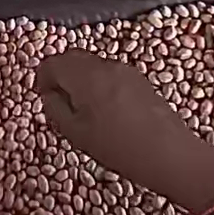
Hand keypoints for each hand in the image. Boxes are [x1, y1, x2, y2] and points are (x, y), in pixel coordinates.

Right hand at [34, 51, 213, 203]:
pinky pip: (109, 73)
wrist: (171, 155)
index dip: (42, 78)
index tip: (44, 97)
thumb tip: (49, 93)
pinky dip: (98, 84)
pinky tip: (106, 111)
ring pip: (91, 65)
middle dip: (60, 75)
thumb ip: (54, 108)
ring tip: (84, 111)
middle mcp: (105, 65)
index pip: (52, 62)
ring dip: (80, 80)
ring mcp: (125, 70)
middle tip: (59, 102)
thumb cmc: (118, 147)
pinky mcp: (140, 80)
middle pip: (72, 58)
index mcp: (85, 75)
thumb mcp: (75, 133)